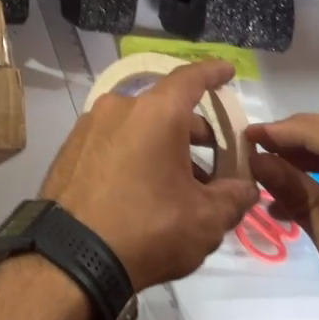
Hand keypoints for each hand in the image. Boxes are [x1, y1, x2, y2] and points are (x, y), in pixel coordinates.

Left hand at [43, 60, 257, 289]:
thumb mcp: (205, 219)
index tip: (226, 69)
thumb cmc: (148, 227)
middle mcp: (119, 107)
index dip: (211, 73)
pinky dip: (139, 152)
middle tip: (220, 161)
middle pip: (166, 109)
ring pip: (140, 126)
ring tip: (188, 184)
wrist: (74, 250)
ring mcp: (90, 124)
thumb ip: (232, 197)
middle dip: (195, 131)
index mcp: (154, 113)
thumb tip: (245, 187)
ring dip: (167, 146)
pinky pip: (116, 139)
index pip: (189, 80)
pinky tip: (151, 187)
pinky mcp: (73, 145)